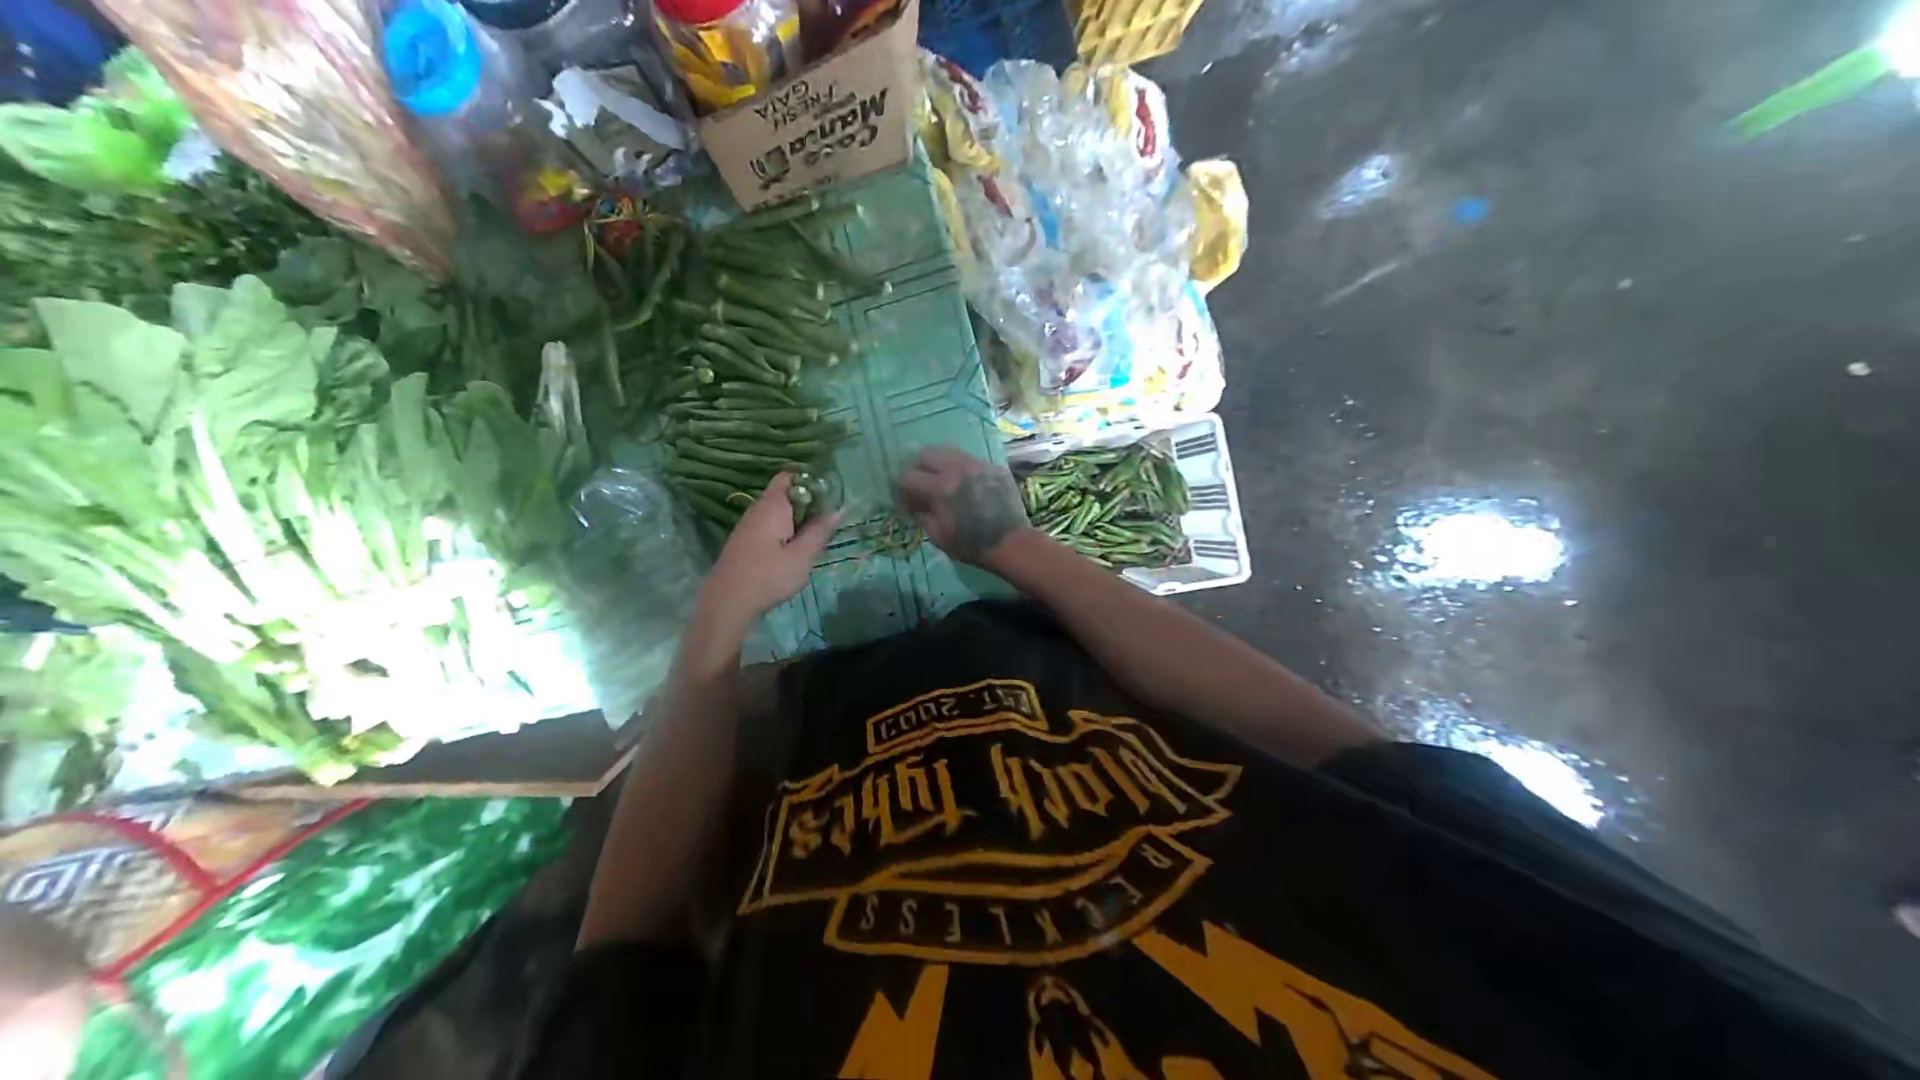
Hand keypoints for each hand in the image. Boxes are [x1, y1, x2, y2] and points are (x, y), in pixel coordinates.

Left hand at [698, 473, 840, 630]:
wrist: (727, 603)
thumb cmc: (768, 576)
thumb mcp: (802, 556)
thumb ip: (820, 531)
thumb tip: (837, 509)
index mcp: (773, 506)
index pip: (791, 476)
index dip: (811, 482)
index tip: (830, 498)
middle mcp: (758, 509)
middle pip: (785, 494)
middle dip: (808, 504)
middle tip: (828, 523)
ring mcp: (748, 526)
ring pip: (778, 512)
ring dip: (797, 521)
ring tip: (815, 539)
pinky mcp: (745, 542)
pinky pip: (770, 526)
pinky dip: (785, 532)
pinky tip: (794, 552)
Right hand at [897, 446, 1030, 566]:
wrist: (1011, 543)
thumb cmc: (971, 545)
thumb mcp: (938, 536)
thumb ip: (921, 514)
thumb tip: (912, 503)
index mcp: (940, 488)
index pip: (908, 476)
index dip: (901, 488)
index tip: (905, 498)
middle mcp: (956, 469)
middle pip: (926, 453)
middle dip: (918, 468)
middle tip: (921, 484)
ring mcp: (977, 464)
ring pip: (948, 450)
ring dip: (939, 463)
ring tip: (942, 480)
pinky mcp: (993, 467)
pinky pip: (970, 459)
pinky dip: (960, 468)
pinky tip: (965, 484)